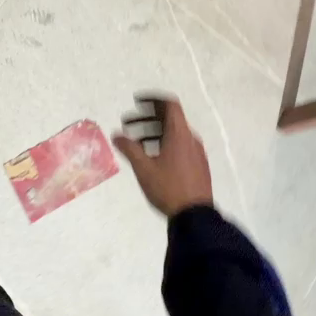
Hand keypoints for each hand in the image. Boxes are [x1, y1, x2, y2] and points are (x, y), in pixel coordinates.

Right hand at [114, 99, 213, 217]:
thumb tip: (116, 135)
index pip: (170, 105)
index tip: (137, 102)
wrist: (195, 215)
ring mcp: (197, 153)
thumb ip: (129, 149)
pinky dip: (165, 144)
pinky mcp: (199, 165)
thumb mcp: (144, 168)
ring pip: (174, 134)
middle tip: (129, 125)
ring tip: (137, 144)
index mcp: (179, 134)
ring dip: (155, 133)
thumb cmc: (168, 188)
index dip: (153, 100)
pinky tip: (152, 159)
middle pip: (170, 119)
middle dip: (148, 119)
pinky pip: (180, 146)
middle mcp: (191, 139)